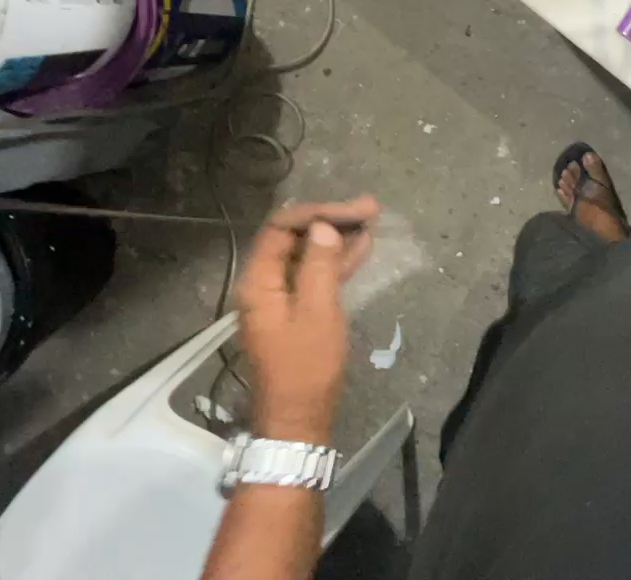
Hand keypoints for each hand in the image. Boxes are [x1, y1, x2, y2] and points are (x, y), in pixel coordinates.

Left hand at [236, 197, 378, 443]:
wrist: (299, 419)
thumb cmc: (306, 366)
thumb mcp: (318, 312)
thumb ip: (320, 266)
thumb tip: (323, 227)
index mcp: (258, 282)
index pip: (282, 228)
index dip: (318, 213)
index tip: (355, 211)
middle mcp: (264, 284)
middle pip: (294, 238)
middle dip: (331, 220)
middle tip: (370, 210)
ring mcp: (280, 298)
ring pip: (307, 255)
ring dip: (337, 237)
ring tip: (371, 221)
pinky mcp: (297, 311)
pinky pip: (315, 274)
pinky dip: (337, 260)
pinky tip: (363, 248)